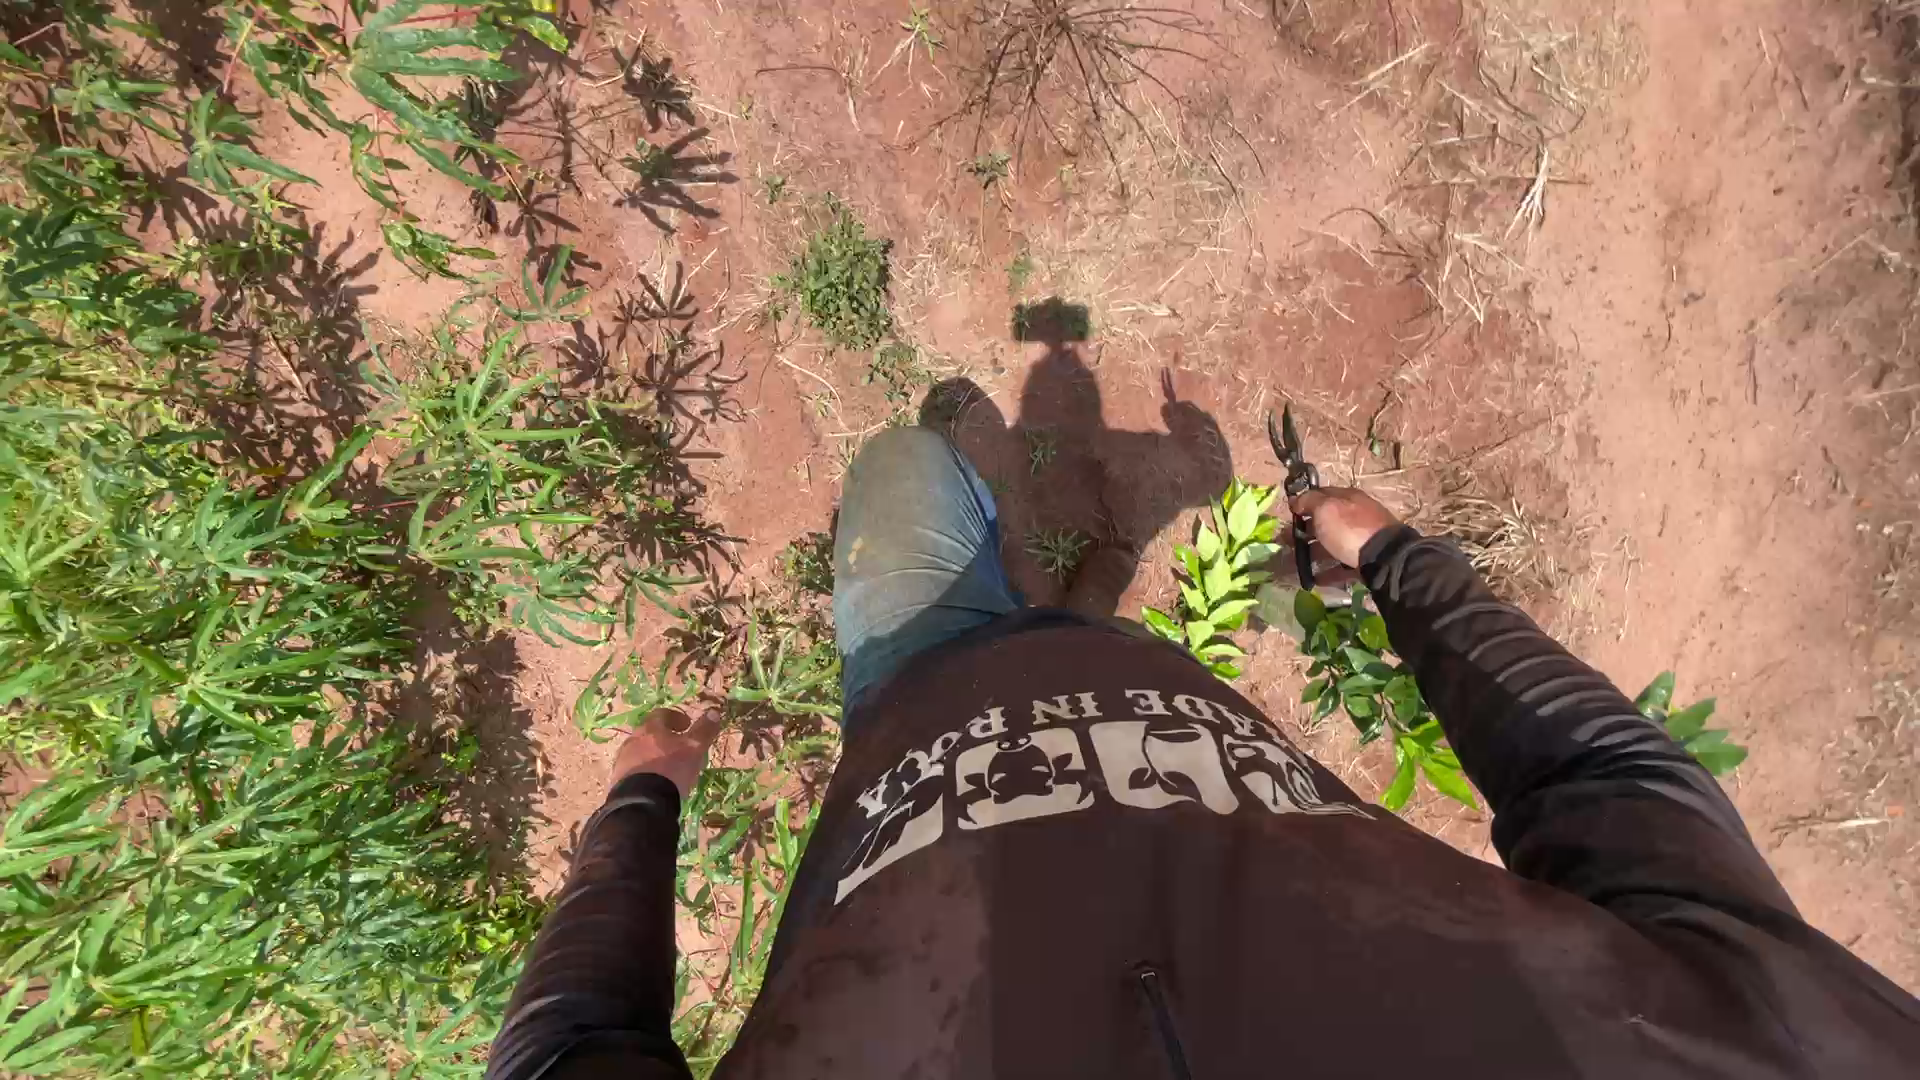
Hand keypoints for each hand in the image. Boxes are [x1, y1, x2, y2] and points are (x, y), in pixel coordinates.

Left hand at [608, 706, 723, 798]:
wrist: (641, 803)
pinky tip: (655, 783)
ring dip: (653, 755)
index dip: (676, 717)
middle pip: (648, 733)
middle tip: (679, 746)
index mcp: (650, 728)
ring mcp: (622, 761)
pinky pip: (633, 770)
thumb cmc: (671, 769)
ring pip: (640, 752)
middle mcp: (632, 741)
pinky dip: (645, 772)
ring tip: (668, 767)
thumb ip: (704, 730)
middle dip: (664, 737)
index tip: (687, 725)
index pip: (661, 714)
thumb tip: (714, 712)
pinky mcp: (617, 781)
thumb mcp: (694, 748)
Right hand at [1289, 487, 1398, 568]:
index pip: (1320, 495)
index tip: (1289, 515)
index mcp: (1347, 497)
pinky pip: (1342, 563)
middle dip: (1306, 530)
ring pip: (1332, 542)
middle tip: (1288, 541)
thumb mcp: (1325, 509)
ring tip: (1298, 562)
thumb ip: (1308, 501)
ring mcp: (1362, 537)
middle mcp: (1356, 514)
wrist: (1385, 558)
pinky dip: (1328, 570)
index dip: (1303, 503)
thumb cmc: (1350, 529)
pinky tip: (1316, 579)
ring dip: (1314, 551)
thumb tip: (1296, 500)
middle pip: (1326, 520)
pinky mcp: (1366, 558)